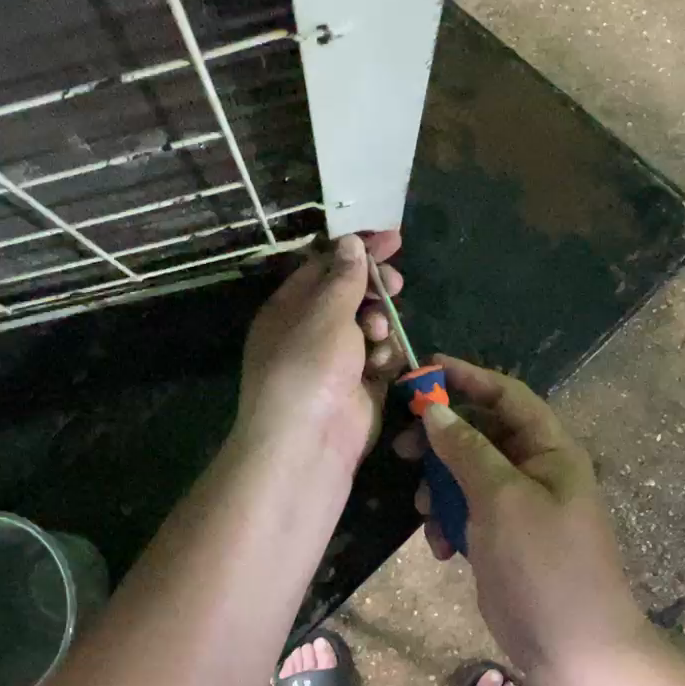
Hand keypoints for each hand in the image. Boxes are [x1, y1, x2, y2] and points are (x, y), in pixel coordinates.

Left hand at [234, 231, 404, 466]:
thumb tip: (349, 243)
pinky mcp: (360, 389)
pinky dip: (384, 358)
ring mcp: (336, 362)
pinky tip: (382, 368)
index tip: (394, 238)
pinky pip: (381, 359)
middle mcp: (310, 331)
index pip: (323, 266)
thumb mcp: (325, 313)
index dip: (357, 249)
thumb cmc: (308, 369)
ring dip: (380, 325)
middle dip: (375, 288)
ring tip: (376, 337)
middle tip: (395, 284)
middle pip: (351, 295)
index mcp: (288, 308)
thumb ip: (343, 278)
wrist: (306, 447)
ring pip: (371, 326)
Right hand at [394, 355, 646, 678]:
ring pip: (463, 472)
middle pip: (478, 432)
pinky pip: (463, 510)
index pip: (506, 395)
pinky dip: (446, 521)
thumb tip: (432, 409)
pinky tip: (439, 546)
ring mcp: (515, 505)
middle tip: (401, 445)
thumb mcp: (502, 499)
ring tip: (422, 508)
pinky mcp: (499, 537)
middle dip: (439, 438)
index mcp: (550, 449)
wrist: (574, 652)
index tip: (422, 369)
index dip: (466, 377)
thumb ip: (465, 448)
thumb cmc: (545, 565)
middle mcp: (534, 469)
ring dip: (437, 486)